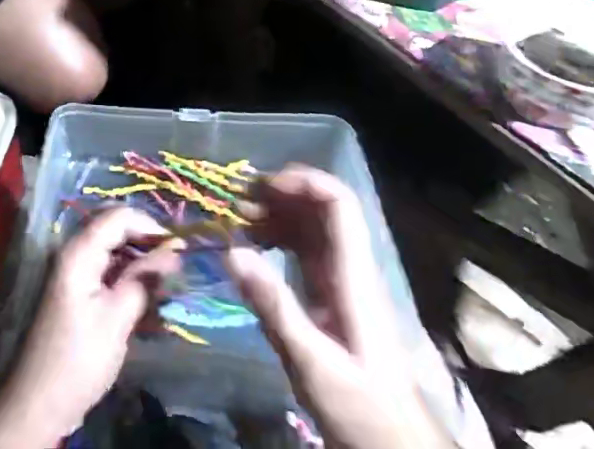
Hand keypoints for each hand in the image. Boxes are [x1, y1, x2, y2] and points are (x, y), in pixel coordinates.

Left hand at [0, 209, 180, 448]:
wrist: (38, 402)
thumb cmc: (79, 358)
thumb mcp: (118, 318)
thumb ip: (144, 279)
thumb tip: (174, 251)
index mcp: (78, 252)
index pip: (118, 216)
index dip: (150, 225)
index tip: (179, 248)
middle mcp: (72, 252)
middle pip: (112, 227)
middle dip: (144, 238)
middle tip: (173, 262)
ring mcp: (72, 271)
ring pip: (110, 247)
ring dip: (137, 257)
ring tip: (165, 279)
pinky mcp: (75, 290)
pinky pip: (104, 267)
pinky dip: (126, 273)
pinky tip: (146, 292)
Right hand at [226, 166, 447, 448]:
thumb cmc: (361, 411)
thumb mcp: (313, 365)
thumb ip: (274, 307)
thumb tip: (232, 251)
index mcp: (354, 276)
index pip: (339, 204)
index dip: (303, 183)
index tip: (261, 188)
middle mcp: (350, 269)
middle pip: (321, 209)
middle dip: (280, 195)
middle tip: (237, 203)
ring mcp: (342, 283)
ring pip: (311, 228)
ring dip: (276, 215)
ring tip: (237, 219)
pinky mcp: (331, 300)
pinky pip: (303, 253)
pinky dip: (277, 240)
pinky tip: (252, 247)